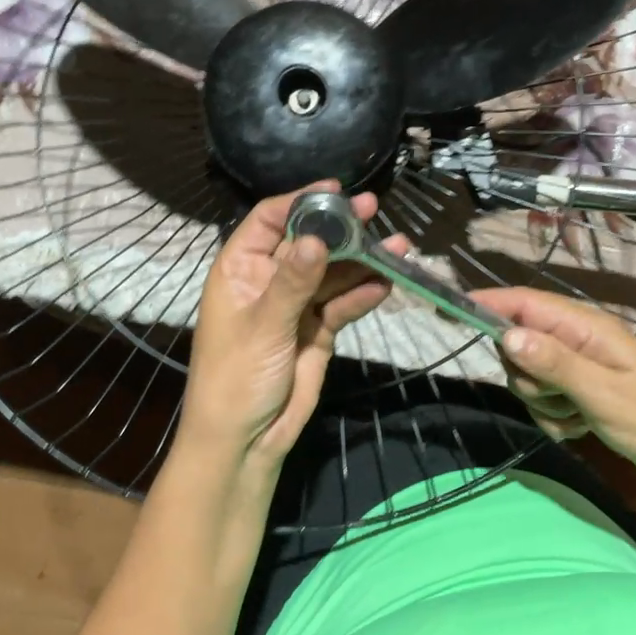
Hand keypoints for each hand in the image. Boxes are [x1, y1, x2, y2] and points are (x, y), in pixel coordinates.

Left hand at [182, 181, 408, 465]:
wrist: (244, 442)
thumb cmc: (236, 378)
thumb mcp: (263, 328)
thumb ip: (293, 283)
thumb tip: (316, 238)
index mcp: (240, 269)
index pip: (269, 220)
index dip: (300, 202)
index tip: (335, 192)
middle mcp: (269, 280)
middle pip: (308, 242)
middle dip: (340, 228)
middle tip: (374, 209)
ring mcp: (296, 305)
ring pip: (333, 273)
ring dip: (362, 262)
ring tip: (399, 249)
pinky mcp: (317, 331)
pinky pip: (343, 305)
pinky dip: (363, 296)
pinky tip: (386, 286)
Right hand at [472, 287, 635, 475]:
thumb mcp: (604, 393)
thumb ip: (555, 362)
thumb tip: (507, 333)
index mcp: (584, 326)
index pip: (524, 303)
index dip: (486, 303)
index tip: (448, 309)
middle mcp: (576, 338)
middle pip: (518, 344)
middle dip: (527, 376)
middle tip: (559, 397)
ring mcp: (578, 364)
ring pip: (529, 376)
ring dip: (545, 403)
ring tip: (581, 417)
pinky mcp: (579, 389)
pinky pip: (546, 400)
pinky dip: (557, 417)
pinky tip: (584, 427)